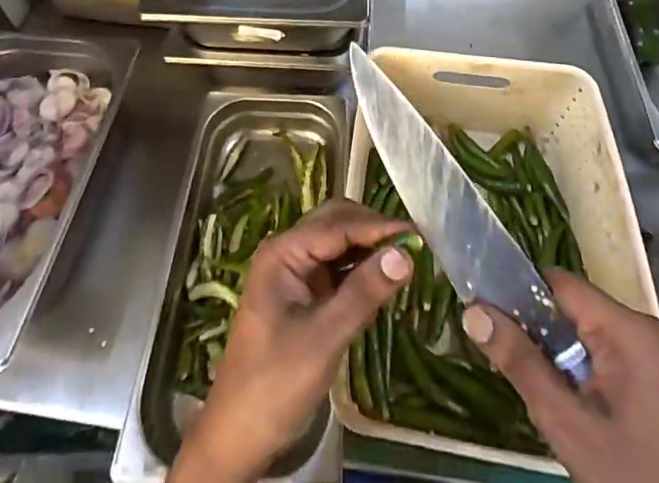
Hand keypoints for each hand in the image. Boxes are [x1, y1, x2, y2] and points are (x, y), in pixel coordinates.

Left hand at [169, 198, 412, 482]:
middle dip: (375, 230)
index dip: (379, 227)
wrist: (238, 435)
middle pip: (337, 223)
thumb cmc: (275, 384)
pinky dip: (362, 268)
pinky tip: (385, 281)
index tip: (420, 236)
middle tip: (415, 247)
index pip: (338, 225)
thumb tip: (406, 254)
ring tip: (408, 260)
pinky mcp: (304, 294)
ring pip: (339, 243)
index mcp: (283, 253)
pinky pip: (338, 268)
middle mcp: (287, 253)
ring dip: (370, 248)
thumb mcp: (325, 338)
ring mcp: (295, 273)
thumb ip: (364, 292)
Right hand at [462, 270, 658, 482]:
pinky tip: (574, 409)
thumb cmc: (638, 476)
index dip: (518, 292)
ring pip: (588, 335)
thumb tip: (473, 312)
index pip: (558, 282)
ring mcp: (656, 354)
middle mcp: (643, 328)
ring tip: (541, 395)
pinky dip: (583, 372)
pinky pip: (609, 356)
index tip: (485, 314)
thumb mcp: (569, 424)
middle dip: (537, 333)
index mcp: (625, 327)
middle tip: (508, 366)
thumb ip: (521, 363)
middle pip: (572, 308)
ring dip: (559, 358)